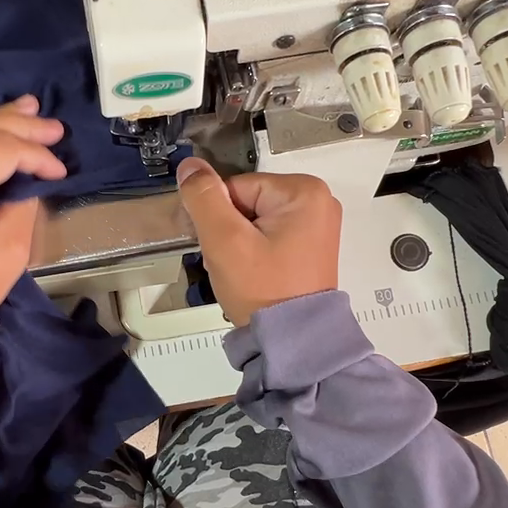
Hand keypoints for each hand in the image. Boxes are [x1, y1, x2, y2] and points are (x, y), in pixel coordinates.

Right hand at [174, 156, 340, 326]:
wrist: (291, 341)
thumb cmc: (262, 289)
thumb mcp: (225, 240)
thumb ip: (203, 197)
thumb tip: (189, 165)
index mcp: (304, 191)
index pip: (237, 188)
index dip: (220, 217)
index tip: (223, 247)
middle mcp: (318, 202)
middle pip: (247, 203)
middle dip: (231, 232)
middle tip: (235, 263)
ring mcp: (317, 227)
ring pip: (255, 222)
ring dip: (240, 245)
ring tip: (245, 272)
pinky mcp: (311, 249)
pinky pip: (270, 238)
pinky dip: (255, 255)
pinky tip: (256, 275)